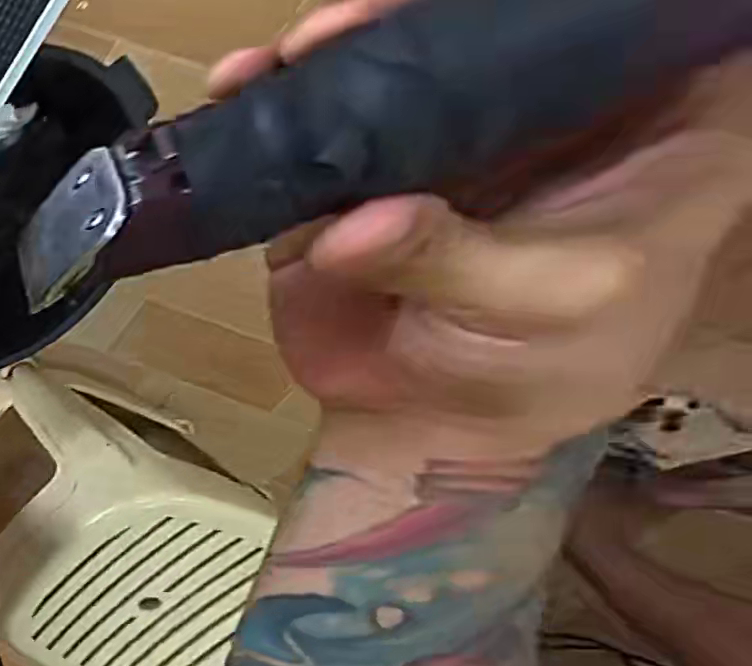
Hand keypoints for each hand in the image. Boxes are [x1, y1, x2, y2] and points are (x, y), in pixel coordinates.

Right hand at [211, 1, 751, 456]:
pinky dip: (262, 147)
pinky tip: (234, 114)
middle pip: (464, 44)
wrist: (421, 425)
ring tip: (266, 65)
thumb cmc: (532, 362)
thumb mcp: (537, 302)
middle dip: (396, 28)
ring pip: (371, 96)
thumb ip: (453, 254)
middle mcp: (519, 122)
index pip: (597, 20)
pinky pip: (301, 168)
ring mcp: (417, 165)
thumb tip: (345, 229)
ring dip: (315, 76)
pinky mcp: (334, 209)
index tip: (451, 2)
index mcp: (630, 112)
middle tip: (332, 30)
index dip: (527, 2)